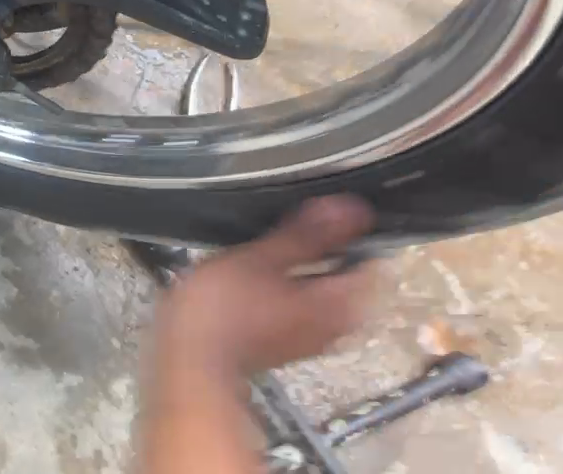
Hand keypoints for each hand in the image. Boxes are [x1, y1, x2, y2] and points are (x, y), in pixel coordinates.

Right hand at [156, 196, 377, 375]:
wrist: (192, 355)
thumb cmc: (223, 304)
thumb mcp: (258, 260)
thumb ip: (305, 236)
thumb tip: (352, 206)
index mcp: (344, 303)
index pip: (369, 258)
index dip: (348, 231)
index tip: (313, 207)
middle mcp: (342, 322)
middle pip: (342, 273)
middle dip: (318, 247)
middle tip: (279, 219)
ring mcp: (316, 334)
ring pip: (318, 287)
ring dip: (298, 265)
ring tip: (260, 240)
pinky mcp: (289, 338)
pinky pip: (299, 301)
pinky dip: (284, 283)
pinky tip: (252, 271)